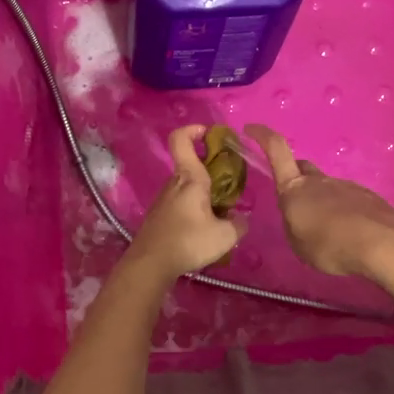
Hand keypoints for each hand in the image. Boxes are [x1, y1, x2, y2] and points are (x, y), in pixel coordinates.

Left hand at [122, 125, 248, 283]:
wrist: (150, 263)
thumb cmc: (188, 241)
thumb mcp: (225, 236)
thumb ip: (239, 224)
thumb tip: (242, 218)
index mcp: (189, 178)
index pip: (181, 139)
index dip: (193, 130)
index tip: (209, 134)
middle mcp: (174, 183)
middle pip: (190, 165)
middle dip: (211, 169)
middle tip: (231, 184)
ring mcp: (164, 199)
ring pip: (186, 186)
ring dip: (203, 193)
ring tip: (222, 213)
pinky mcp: (160, 215)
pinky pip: (180, 202)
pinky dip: (194, 207)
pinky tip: (204, 228)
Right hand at [244, 123, 393, 278]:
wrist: (382, 247)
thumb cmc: (330, 247)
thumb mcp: (298, 243)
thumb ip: (294, 224)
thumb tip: (300, 216)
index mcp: (295, 189)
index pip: (276, 151)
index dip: (262, 136)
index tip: (250, 128)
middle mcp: (319, 181)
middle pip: (302, 168)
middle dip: (295, 178)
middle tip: (295, 202)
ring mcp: (346, 186)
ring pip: (327, 187)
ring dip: (322, 202)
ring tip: (328, 231)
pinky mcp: (368, 198)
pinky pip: (348, 200)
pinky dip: (344, 212)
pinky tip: (350, 234)